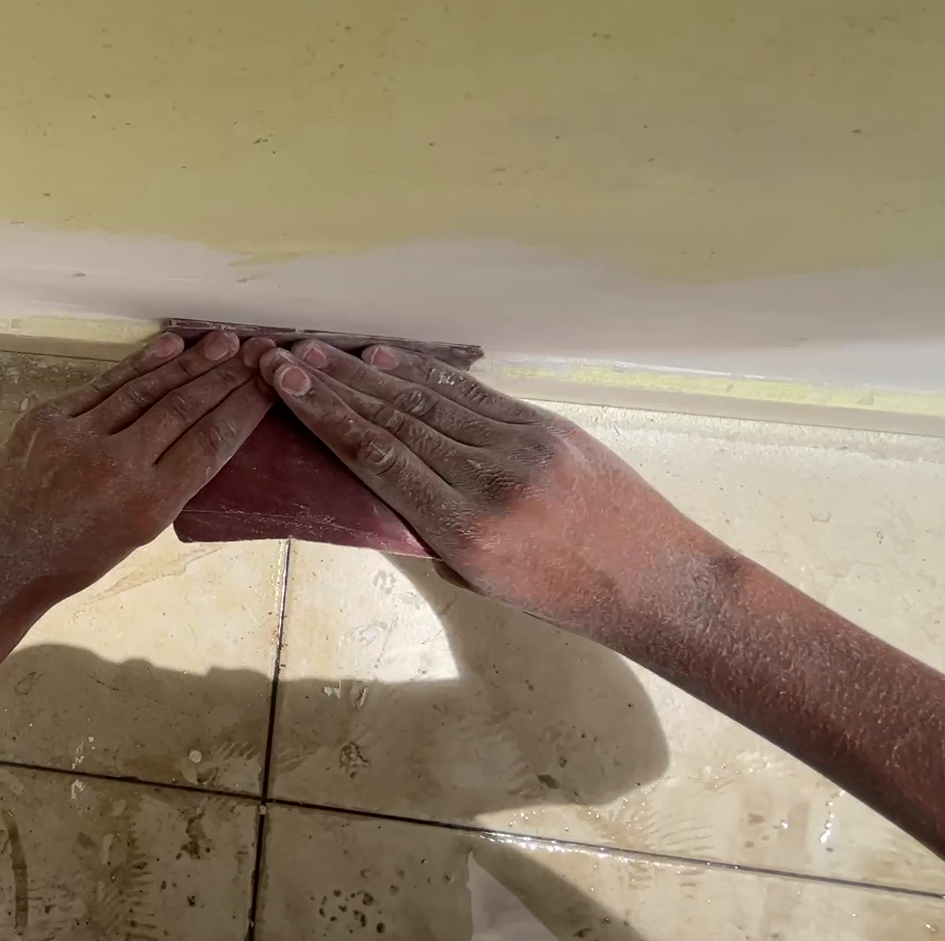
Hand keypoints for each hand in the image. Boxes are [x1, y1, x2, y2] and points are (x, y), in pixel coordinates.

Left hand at [0, 329, 272, 615]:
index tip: (267, 383)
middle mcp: (116, 466)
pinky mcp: (47, 418)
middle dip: (224, 377)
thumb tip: (201, 431)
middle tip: (254, 351)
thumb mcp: (137, 534)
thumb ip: (169, 484)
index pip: (209, 444)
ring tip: (221, 341)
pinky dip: (138, 365)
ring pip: (145, 389)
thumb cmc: (74, 558)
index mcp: (146, 506)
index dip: (243, 409)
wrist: (0, 560)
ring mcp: (77, 436)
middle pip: (182, 408)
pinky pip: (103, 385)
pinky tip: (167, 346)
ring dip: (187, 363)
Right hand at [247, 337, 736, 644]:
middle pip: (391, 419)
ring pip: (423, 400)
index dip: (325, 415)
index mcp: (461, 529)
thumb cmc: (554, 593)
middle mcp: (486, 480)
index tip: (286, 385)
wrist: (659, 583)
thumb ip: (420, 520)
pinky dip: (420, 371)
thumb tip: (374, 470)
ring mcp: (519, 445)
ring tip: (319, 350)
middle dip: (331, 384)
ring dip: (364, 372)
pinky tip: (384, 355)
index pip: (376, 457)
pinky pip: (468, 393)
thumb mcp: (471, 575)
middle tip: (285, 355)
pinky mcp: (545, 425)